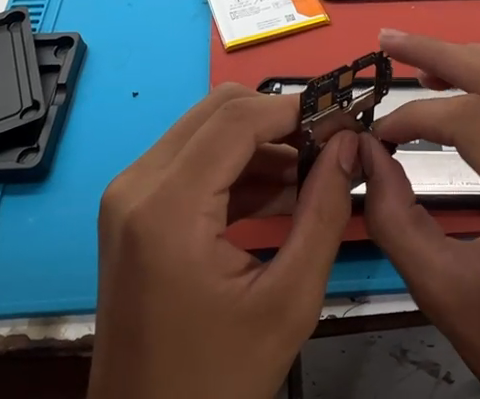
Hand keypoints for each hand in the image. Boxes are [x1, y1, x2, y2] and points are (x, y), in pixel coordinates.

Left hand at [90, 83, 360, 398]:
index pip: (238, 119)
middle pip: (218, 111)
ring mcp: (129, 196)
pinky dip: (238, 167)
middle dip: (279, 119)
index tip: (344, 118)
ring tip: (316, 171)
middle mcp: (137, 185)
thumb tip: (350, 145)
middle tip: (331, 144)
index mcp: (167, 207)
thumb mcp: (288, 300)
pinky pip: (192, 162)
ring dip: (261, 142)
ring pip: (205, 130)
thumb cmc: (219, 377)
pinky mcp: (134, 211)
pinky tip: (284, 193)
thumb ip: (324, 213)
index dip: (295, 108)